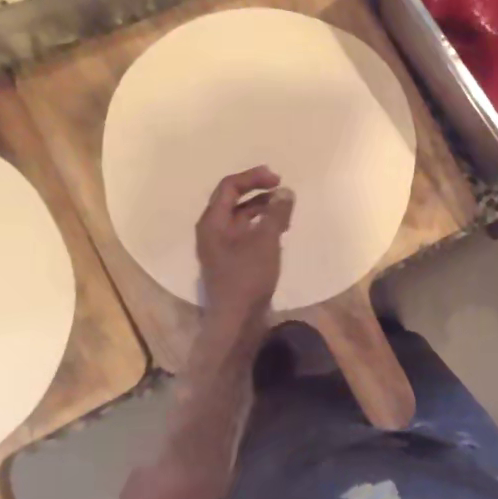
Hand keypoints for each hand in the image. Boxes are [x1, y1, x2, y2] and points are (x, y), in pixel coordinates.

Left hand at [196, 166, 294, 333]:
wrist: (237, 320)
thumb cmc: (248, 278)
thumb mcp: (265, 241)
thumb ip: (275, 213)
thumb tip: (284, 192)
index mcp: (212, 222)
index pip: (229, 187)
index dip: (253, 178)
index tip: (278, 179)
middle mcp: (212, 231)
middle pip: (233, 202)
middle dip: (258, 192)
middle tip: (282, 191)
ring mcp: (221, 248)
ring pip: (241, 219)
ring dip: (262, 211)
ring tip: (285, 211)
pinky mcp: (232, 262)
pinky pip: (246, 235)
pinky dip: (261, 228)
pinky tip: (278, 232)